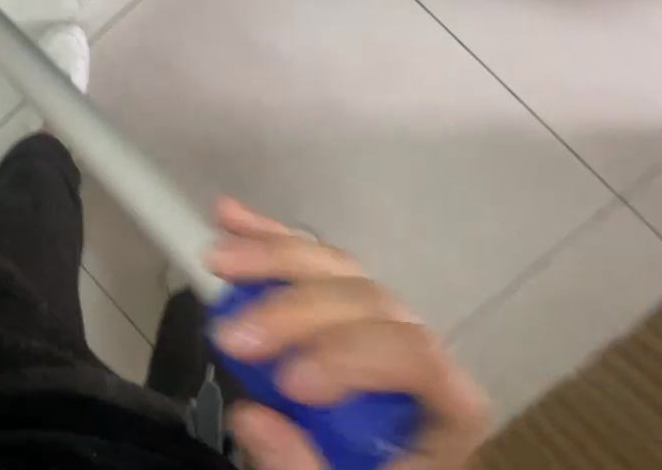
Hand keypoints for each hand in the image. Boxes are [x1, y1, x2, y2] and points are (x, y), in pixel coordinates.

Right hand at [208, 199, 487, 469]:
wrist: (360, 465)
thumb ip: (305, 467)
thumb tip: (252, 418)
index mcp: (443, 403)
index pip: (414, 356)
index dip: (351, 356)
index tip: (289, 382)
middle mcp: (415, 345)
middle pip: (365, 301)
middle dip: (293, 309)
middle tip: (230, 337)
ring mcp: (372, 313)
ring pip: (332, 266)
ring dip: (271, 256)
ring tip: (218, 261)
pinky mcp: (330, 295)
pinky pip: (302, 255)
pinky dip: (263, 235)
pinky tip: (227, 216)